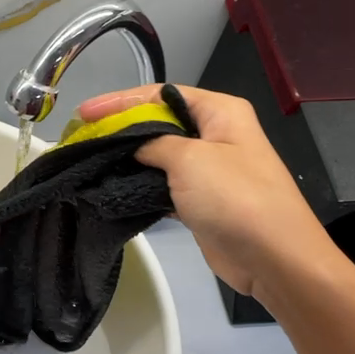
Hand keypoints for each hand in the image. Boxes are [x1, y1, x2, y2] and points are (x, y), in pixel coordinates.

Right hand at [76, 84, 335, 299]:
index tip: (84, 113)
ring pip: (158, 156)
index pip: (161, 95)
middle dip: (120, 129)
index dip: (120, 101)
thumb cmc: (236, 198)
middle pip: (158, 124)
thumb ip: (153, 144)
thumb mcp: (189, 159)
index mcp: (220, 112)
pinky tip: (112, 189)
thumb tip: (130, 145)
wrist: (273, 257)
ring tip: (89, 162)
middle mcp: (215, 135)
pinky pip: (162, 186)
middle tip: (81, 138)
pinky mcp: (200, 202)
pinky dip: (139, 186)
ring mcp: (208, 171)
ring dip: (127, 159)